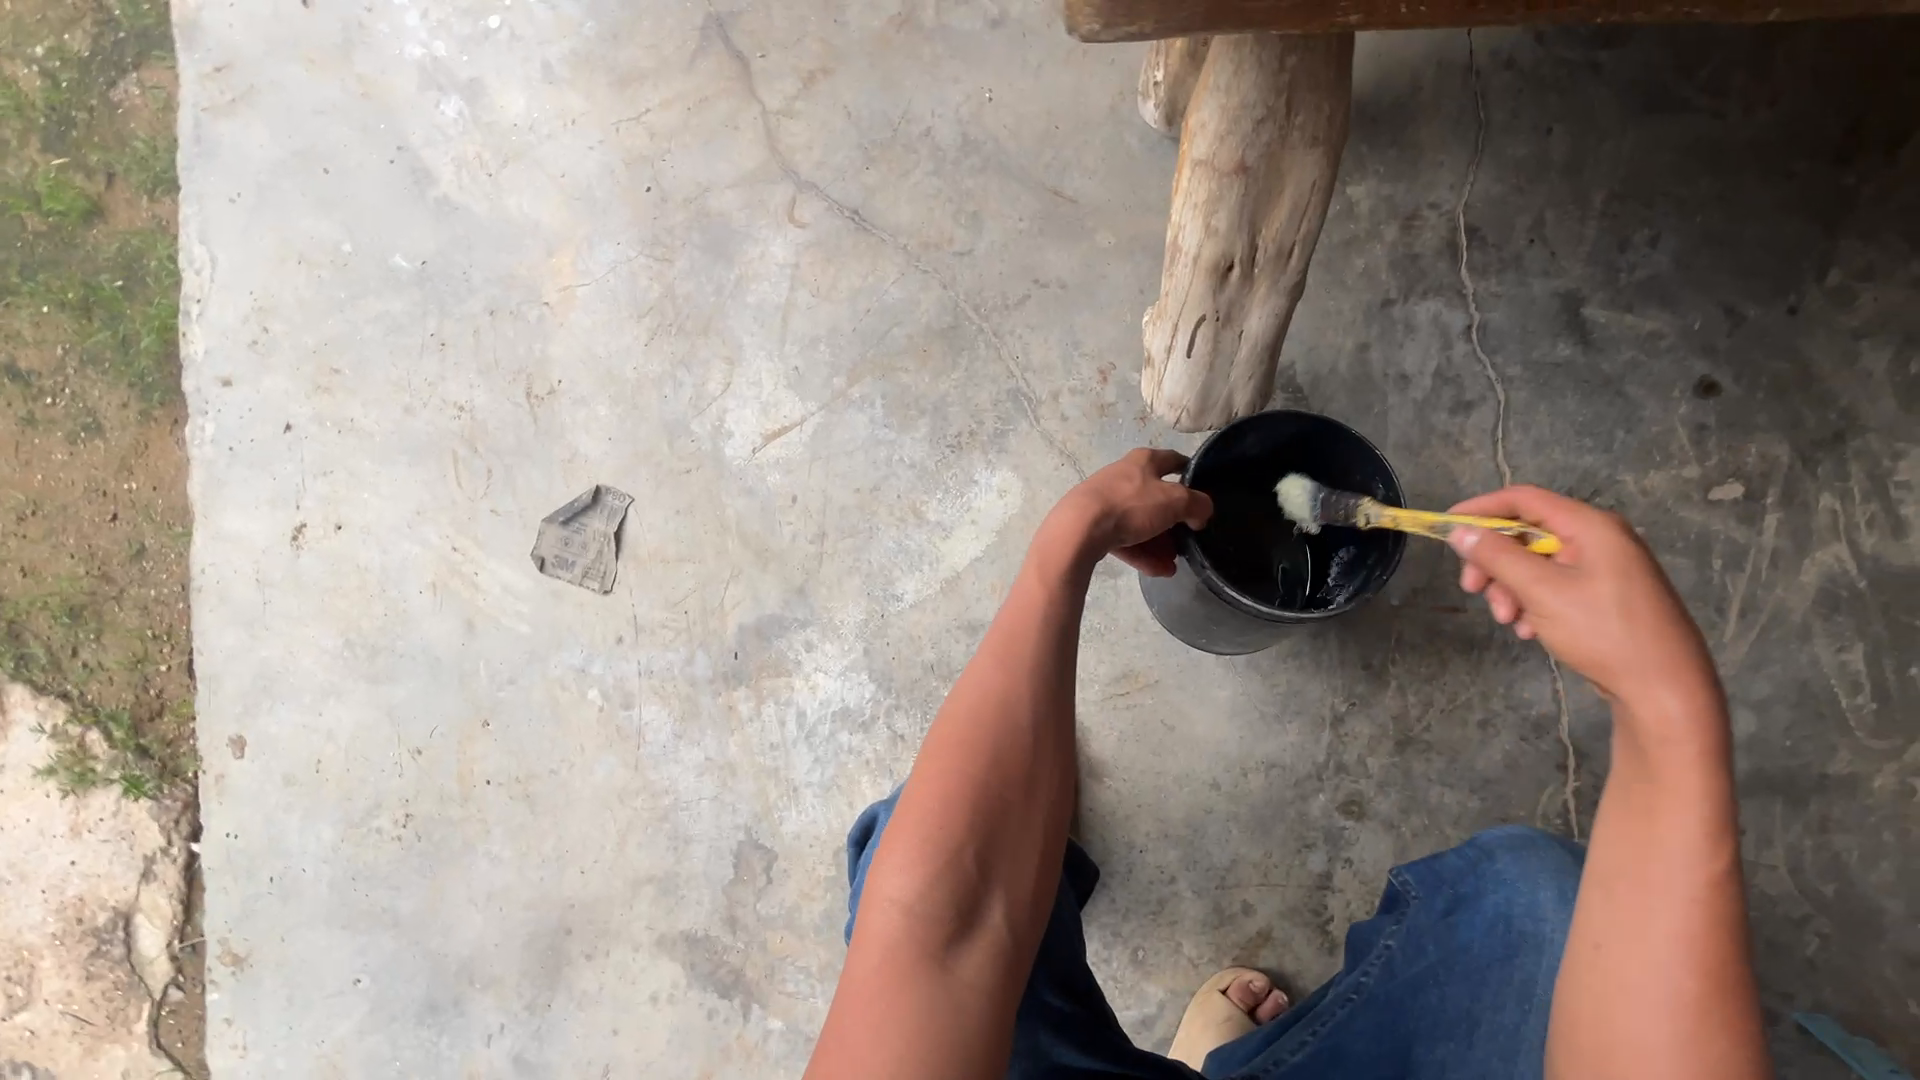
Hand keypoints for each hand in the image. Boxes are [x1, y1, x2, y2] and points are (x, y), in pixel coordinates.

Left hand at [1045, 448, 1212, 576]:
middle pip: (1156, 499)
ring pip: (1141, 523)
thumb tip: (1201, 514)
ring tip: (1172, 565)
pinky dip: (1141, 554)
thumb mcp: (1176, 501)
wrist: (1080, 528)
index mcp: (1143, 461)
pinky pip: (1124, 540)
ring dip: (1159, 544)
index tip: (1202, 489)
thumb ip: (1198, 505)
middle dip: (1174, 523)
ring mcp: (1106, 502)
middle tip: (1187, 541)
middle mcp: (1123, 476)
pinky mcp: (1094, 525)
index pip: (1173, 460)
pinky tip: (1157, 571)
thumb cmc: (1132, 505)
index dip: (1190, 472)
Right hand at [1447, 486, 1720, 718]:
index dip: (1480, 508)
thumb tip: (1459, 530)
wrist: (1664, 688)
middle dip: (1493, 561)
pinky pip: (1552, 584)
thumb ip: (1497, 556)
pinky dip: (1531, 601)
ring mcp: (1603, 567)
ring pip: (1534, 563)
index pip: (1523, 499)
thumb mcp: (1541, 591)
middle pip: (1525, 534)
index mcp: (1590, 527)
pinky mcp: (1603, 594)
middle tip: (1472, 589)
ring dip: (1510, 587)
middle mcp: (1599, 539)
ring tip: (1508, 620)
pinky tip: (1530, 628)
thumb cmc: (1603, 631)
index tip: (1445, 527)